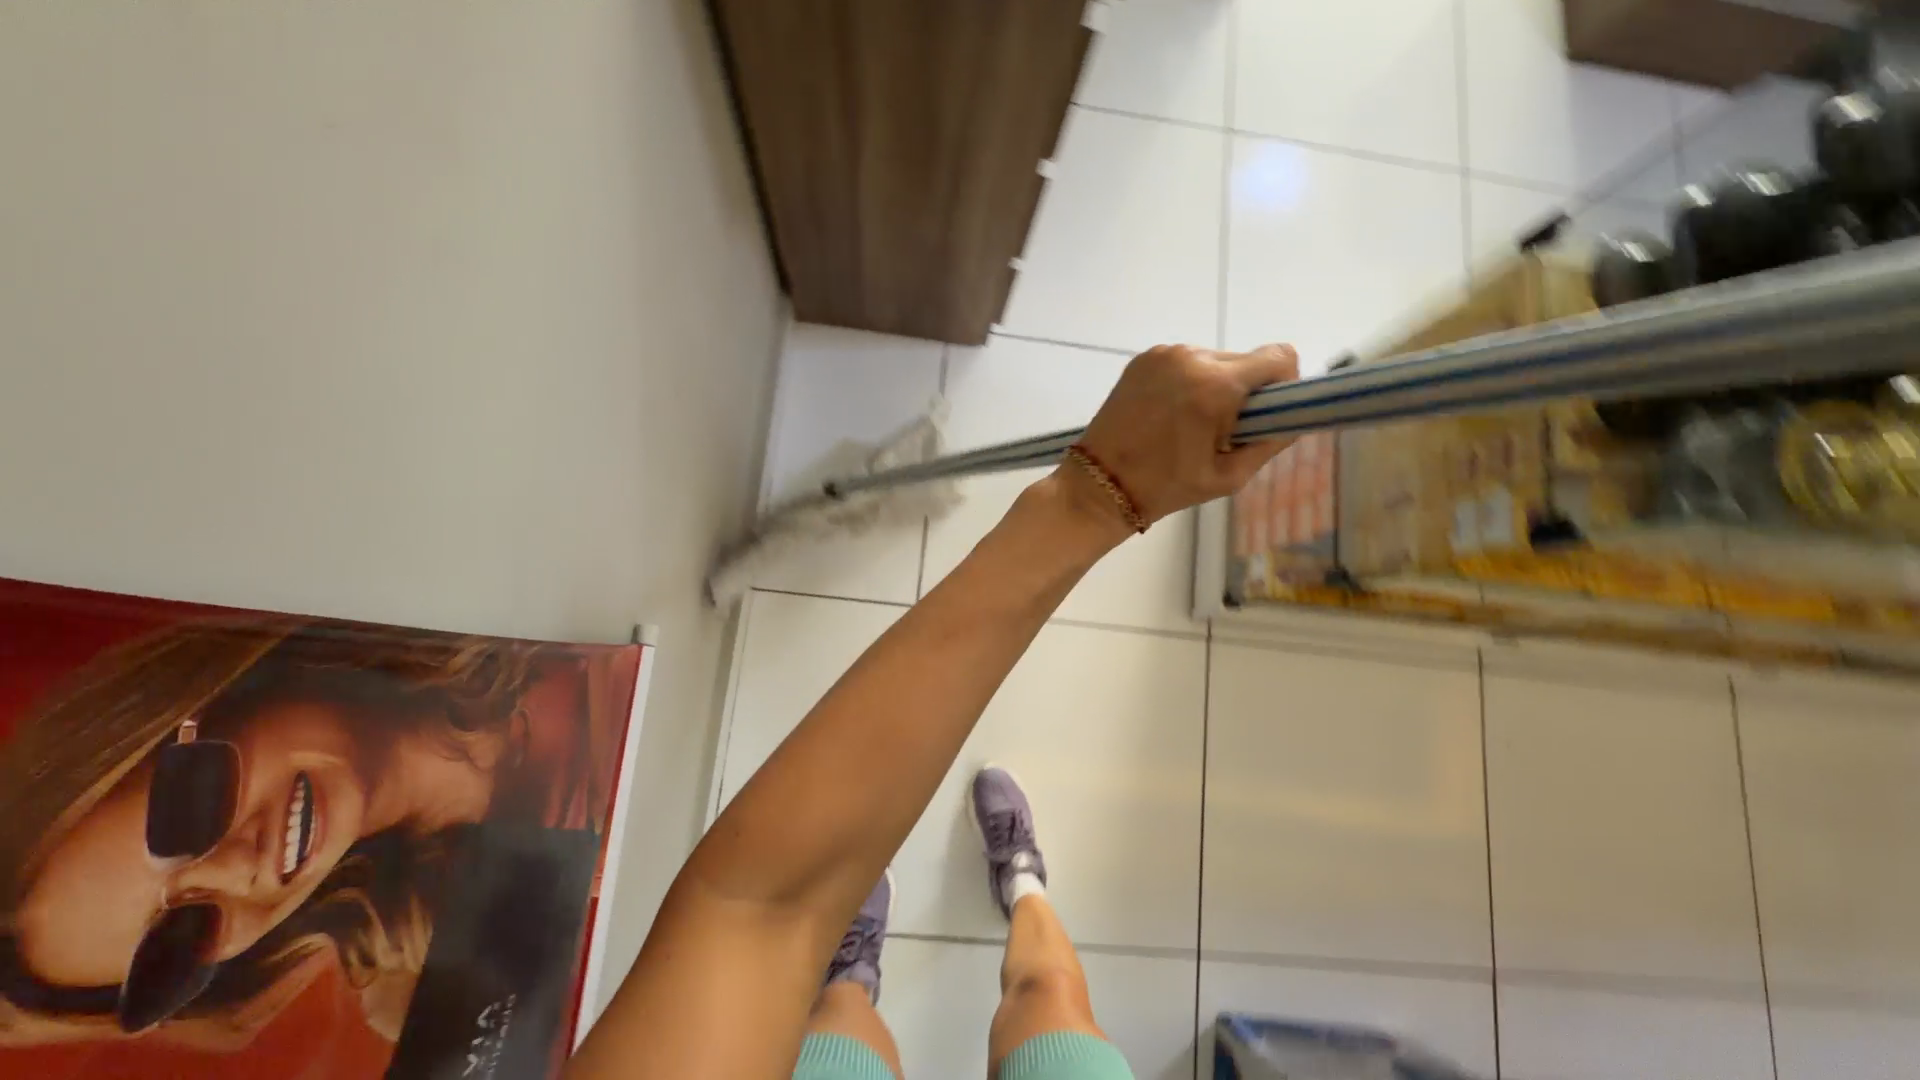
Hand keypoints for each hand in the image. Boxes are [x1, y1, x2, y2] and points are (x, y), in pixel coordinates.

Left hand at [1070, 343, 1299, 527]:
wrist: (1100, 484)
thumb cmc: (1166, 487)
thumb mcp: (1229, 476)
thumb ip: (1270, 442)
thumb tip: (1295, 418)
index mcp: (1215, 386)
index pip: (1278, 357)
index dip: (1284, 383)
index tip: (1268, 412)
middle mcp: (1191, 358)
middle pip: (1245, 360)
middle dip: (1245, 391)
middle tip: (1224, 430)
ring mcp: (1163, 354)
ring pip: (1215, 360)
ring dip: (1215, 386)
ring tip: (1191, 425)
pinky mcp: (1143, 358)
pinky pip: (1185, 363)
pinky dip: (1188, 383)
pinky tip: (1170, 414)